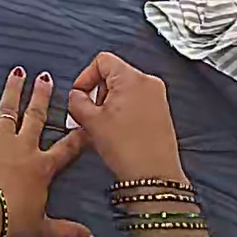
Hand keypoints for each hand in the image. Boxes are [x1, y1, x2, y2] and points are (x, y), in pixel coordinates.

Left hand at [0, 67, 92, 236]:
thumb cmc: (9, 220)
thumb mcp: (41, 230)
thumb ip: (66, 233)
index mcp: (42, 167)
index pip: (67, 148)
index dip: (78, 134)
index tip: (86, 120)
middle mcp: (24, 147)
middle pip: (36, 118)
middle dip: (43, 97)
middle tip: (47, 78)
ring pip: (8, 109)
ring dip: (14, 90)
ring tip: (18, 72)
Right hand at [65, 52, 186, 183]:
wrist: (153, 175)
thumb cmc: (127, 148)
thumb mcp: (91, 121)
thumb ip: (77, 101)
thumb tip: (76, 95)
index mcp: (132, 78)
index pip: (102, 60)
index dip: (85, 76)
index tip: (80, 95)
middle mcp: (148, 82)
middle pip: (113, 74)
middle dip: (97, 92)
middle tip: (90, 114)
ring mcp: (157, 96)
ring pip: (124, 88)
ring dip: (108, 102)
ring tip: (103, 125)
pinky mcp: (161, 110)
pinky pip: (136, 100)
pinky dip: (122, 109)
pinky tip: (117, 130)